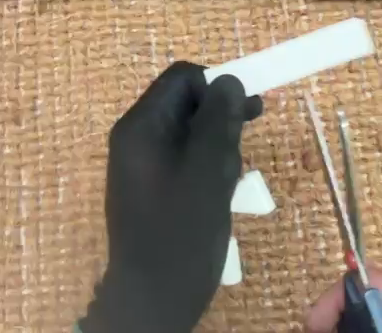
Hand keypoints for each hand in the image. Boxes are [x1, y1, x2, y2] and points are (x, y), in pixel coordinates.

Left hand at [81, 62, 262, 332]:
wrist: (150, 301)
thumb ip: (220, 119)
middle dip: (219, 118)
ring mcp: (138, 162)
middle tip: (245, 144)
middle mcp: (134, 136)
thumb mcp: (209, 169)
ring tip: (230, 176)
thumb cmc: (181, 232)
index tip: (247, 111)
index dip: (216, 86)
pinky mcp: (148, 186)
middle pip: (184, 103)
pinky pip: (180, 157)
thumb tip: (230, 80)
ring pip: (186, 131)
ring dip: (214, 144)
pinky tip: (219, 191)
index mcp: (141, 124)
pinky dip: (203, 165)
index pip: (182, 78)